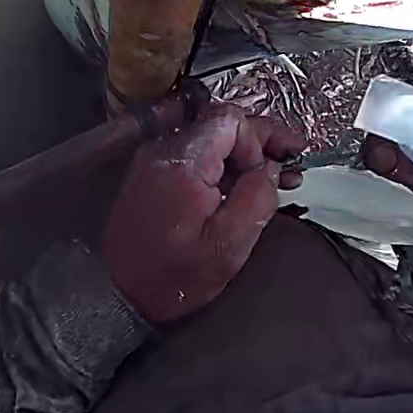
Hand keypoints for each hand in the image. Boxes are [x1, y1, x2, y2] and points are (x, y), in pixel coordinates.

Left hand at [102, 103, 304, 323]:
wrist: (120, 293)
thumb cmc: (173, 276)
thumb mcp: (227, 245)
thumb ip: (256, 198)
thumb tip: (270, 167)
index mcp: (183, 162)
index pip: (229, 119)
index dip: (257, 139)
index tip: (269, 168)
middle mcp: (164, 150)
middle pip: (220, 125)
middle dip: (260, 141)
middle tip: (292, 157)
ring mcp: (155, 160)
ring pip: (211, 139)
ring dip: (244, 154)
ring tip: (276, 174)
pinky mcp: (153, 174)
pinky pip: (196, 156)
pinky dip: (222, 165)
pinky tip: (244, 183)